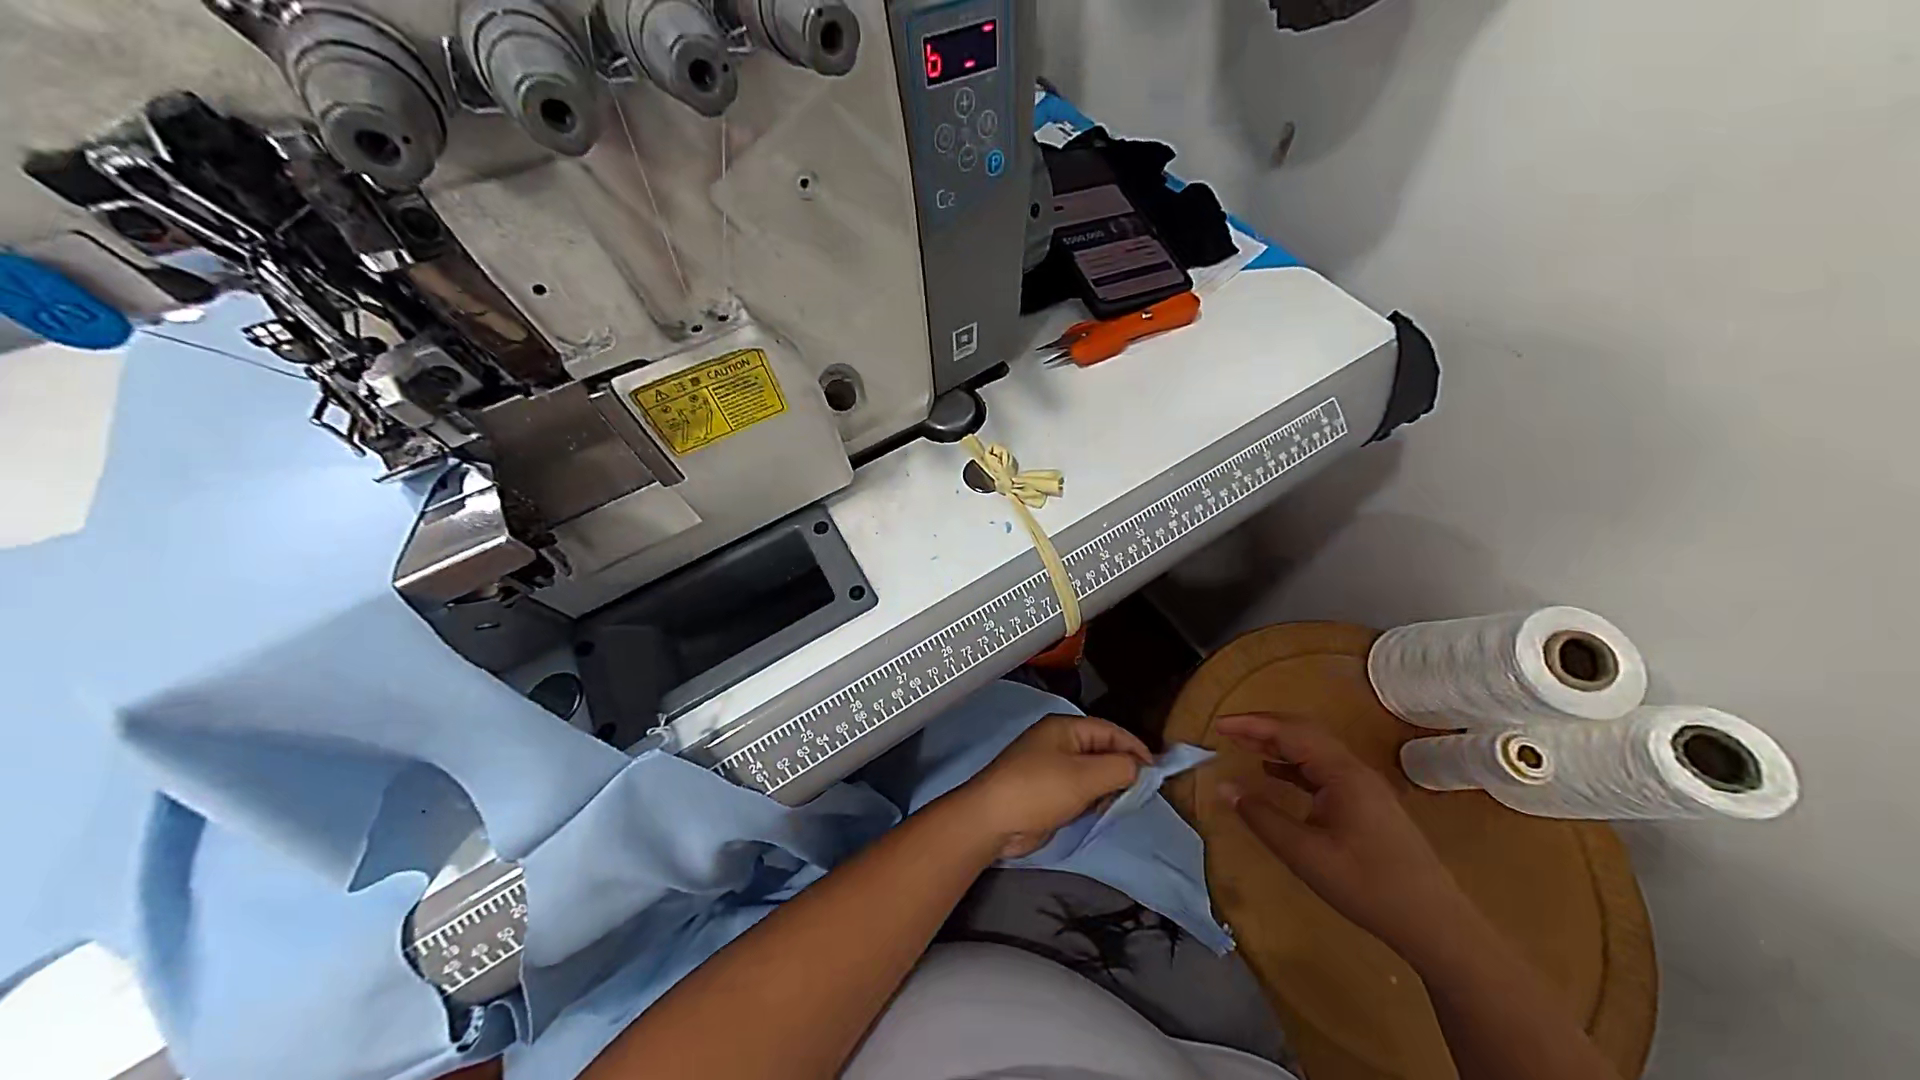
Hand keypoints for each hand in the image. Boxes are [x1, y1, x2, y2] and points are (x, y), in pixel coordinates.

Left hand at [954, 714, 1151, 858]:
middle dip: (1123, 769)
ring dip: (1108, 787)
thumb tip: (1140, 767)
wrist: (992, 821)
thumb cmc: (1038, 790)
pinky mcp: (1048, 792)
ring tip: (1121, 803)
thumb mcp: (1085, 777)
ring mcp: (1052, 768)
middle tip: (1141, 792)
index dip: (1135, 749)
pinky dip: (1094, 799)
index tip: (1157, 772)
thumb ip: (1119, 768)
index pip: (1110, 730)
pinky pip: (1080, 790)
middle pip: (1103, 751)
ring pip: (1093, 773)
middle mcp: (1059, 743)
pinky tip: (1100, 811)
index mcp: (1065, 728)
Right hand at [1216, 714, 1472, 956]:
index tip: (1218, 726)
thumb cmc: (1367, 886)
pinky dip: (1294, 765)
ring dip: (1278, 745)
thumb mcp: (1304, 854)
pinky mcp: (1367, 804)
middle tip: (1227, 731)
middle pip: (1304, 733)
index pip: (1290, 732)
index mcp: (1343, 774)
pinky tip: (1275, 775)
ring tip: (1244, 747)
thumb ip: (1261, 817)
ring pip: (1315, 751)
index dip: (1251, 725)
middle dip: (1263, 728)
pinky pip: (1324, 770)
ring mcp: (1364, 786)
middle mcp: (1355, 771)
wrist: (1435, 924)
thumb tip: (1224, 787)